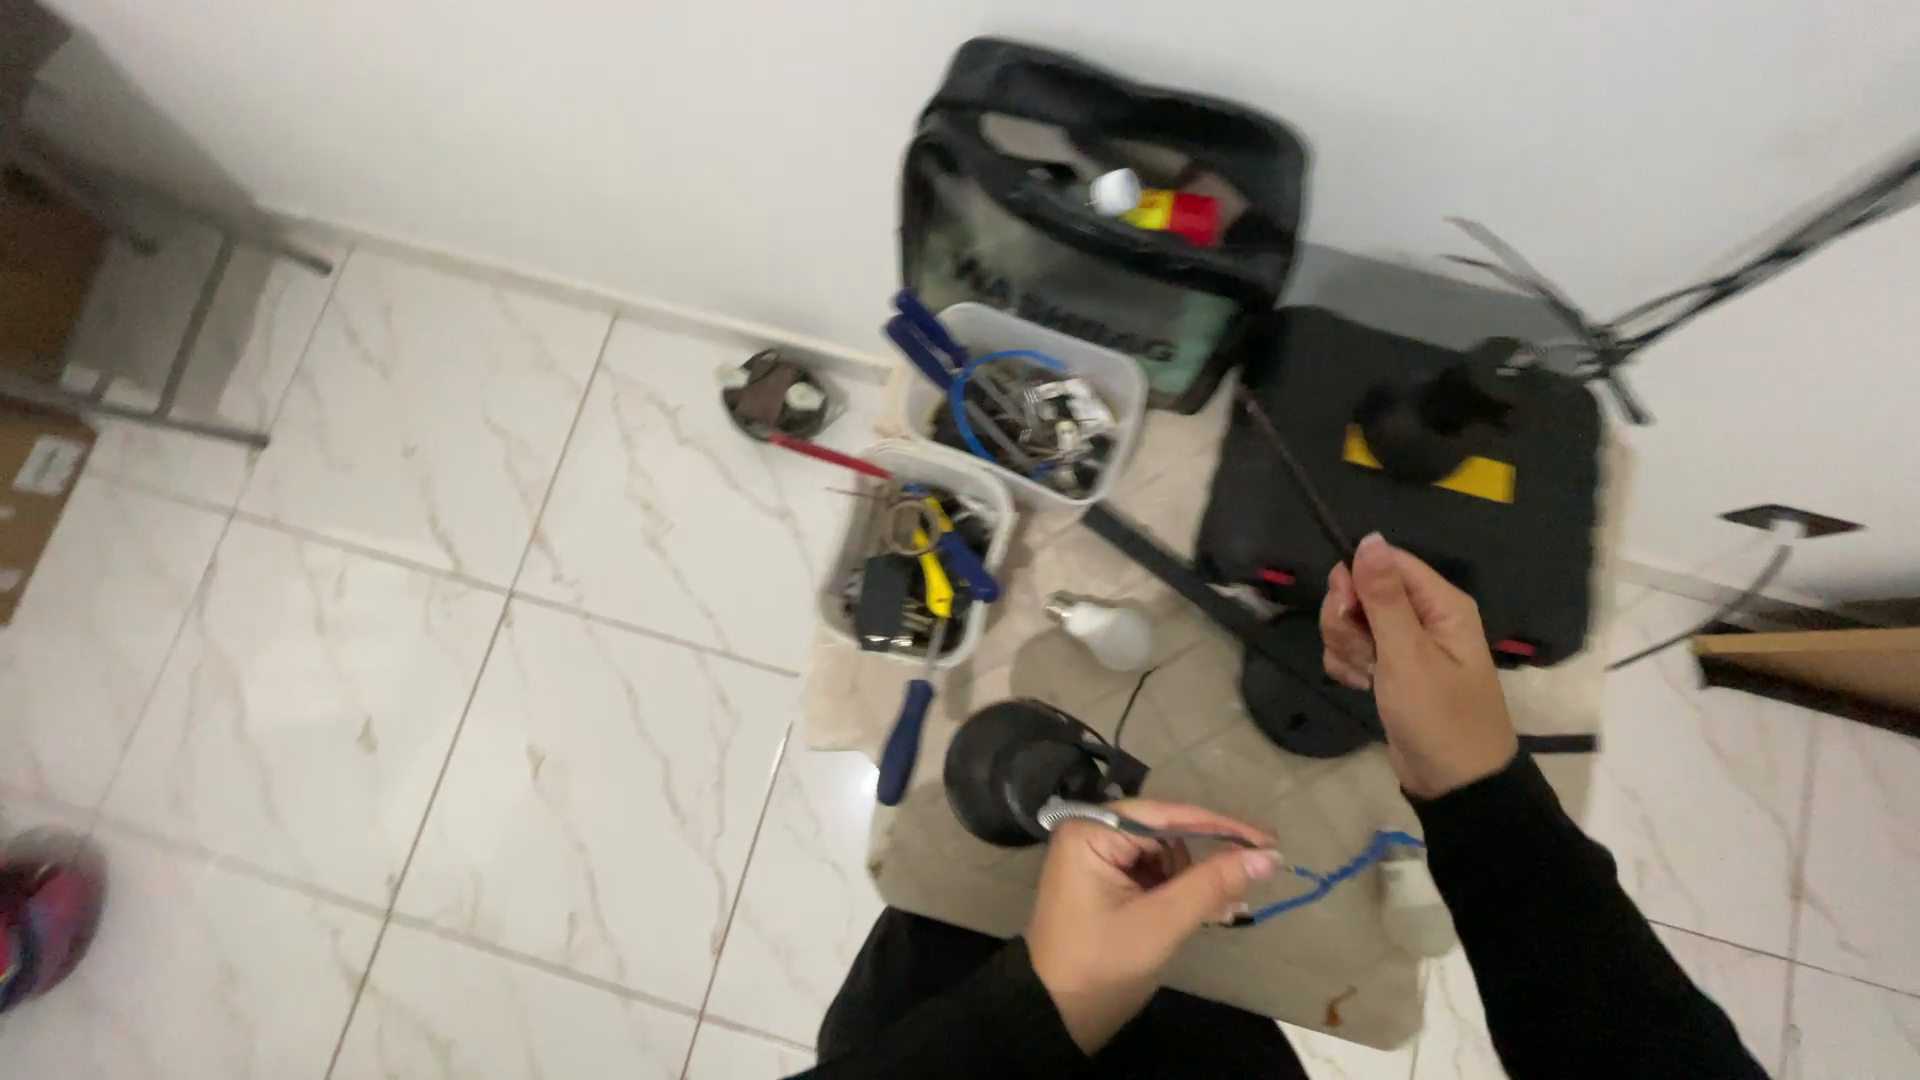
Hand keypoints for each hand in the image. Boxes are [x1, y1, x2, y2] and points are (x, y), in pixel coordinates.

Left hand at [1026, 799, 1279, 1052]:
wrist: (1055, 1014)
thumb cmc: (1101, 966)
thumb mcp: (1160, 924)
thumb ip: (1211, 885)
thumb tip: (1266, 856)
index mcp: (1091, 830)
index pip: (1166, 815)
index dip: (1220, 825)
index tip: (1268, 838)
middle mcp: (1091, 830)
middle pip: (1165, 830)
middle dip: (1210, 853)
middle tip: (1260, 869)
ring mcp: (1096, 854)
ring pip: (1163, 851)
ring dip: (1197, 875)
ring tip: (1229, 906)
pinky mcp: (1104, 877)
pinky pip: (1152, 871)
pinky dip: (1181, 888)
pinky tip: (1211, 907)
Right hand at [1320, 532, 1518, 798]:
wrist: (1454, 782)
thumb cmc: (1439, 715)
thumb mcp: (1407, 654)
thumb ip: (1383, 596)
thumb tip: (1369, 538)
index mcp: (1440, 604)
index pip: (1385, 562)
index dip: (1357, 580)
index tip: (1346, 610)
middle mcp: (1422, 616)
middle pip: (1361, 590)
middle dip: (1346, 620)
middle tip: (1362, 652)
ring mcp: (1403, 642)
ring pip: (1349, 621)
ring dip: (1344, 646)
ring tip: (1365, 675)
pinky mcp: (1387, 666)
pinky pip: (1349, 648)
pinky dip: (1347, 665)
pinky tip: (1360, 685)